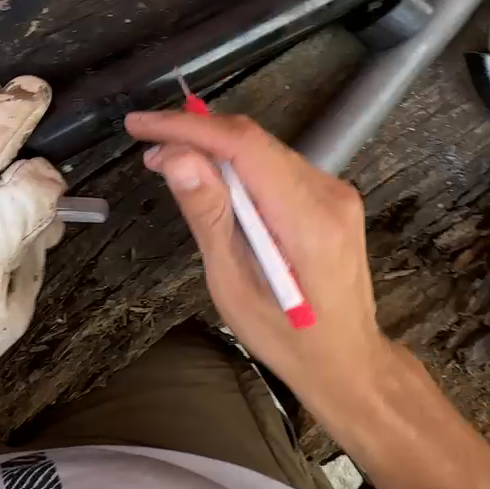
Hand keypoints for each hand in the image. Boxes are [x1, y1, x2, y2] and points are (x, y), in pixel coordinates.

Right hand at [126, 109, 389, 396]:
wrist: (349, 362)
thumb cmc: (287, 338)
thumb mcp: (234, 285)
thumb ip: (208, 215)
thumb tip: (175, 158)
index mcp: (308, 219)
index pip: (243, 147)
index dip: (188, 128)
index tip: (141, 126)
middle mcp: (327, 193)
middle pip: (251, 140)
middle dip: (192, 132)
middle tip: (145, 143)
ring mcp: (332, 191)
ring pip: (259, 146)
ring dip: (209, 145)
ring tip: (165, 159)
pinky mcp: (327, 194)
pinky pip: (269, 161)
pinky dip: (231, 161)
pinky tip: (205, 176)